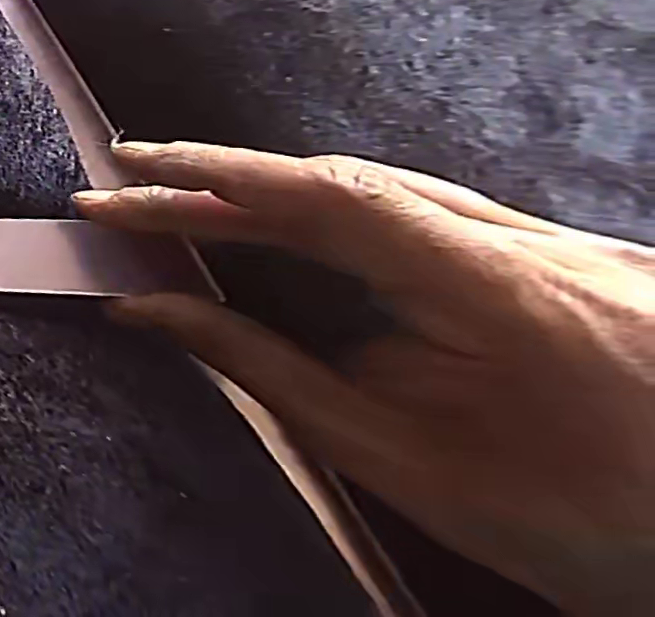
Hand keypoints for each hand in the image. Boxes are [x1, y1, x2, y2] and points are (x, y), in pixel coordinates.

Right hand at [74, 142, 654, 616]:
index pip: (328, 197)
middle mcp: (545, 247)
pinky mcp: (563, 249)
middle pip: (336, 181)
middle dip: (213, 182)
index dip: (213, 172)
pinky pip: (411, 202)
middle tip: (124, 191)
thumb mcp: (390, 456)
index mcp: (506, 297)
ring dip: (259, 189)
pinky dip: (318, 201)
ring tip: (175, 200)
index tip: (127, 170)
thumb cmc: (577, 531)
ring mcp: (566, 241)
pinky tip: (274, 213)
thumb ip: (255, 365)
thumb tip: (140, 308)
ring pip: (372, 183)